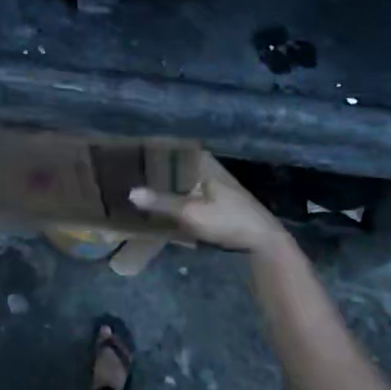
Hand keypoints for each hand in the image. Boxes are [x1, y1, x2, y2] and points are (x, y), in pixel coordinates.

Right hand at [129, 153, 294, 254]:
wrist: (263, 241)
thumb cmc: (228, 220)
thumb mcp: (191, 213)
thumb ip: (162, 202)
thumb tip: (130, 192)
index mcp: (203, 162)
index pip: (172, 148)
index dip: (151, 150)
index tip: (129, 151)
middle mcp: (207, 166)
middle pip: (174, 163)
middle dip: (154, 168)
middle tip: (127, 171)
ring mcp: (212, 182)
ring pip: (180, 177)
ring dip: (163, 182)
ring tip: (137, 184)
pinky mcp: (214, 197)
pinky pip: (186, 189)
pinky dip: (173, 193)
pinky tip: (159, 200)